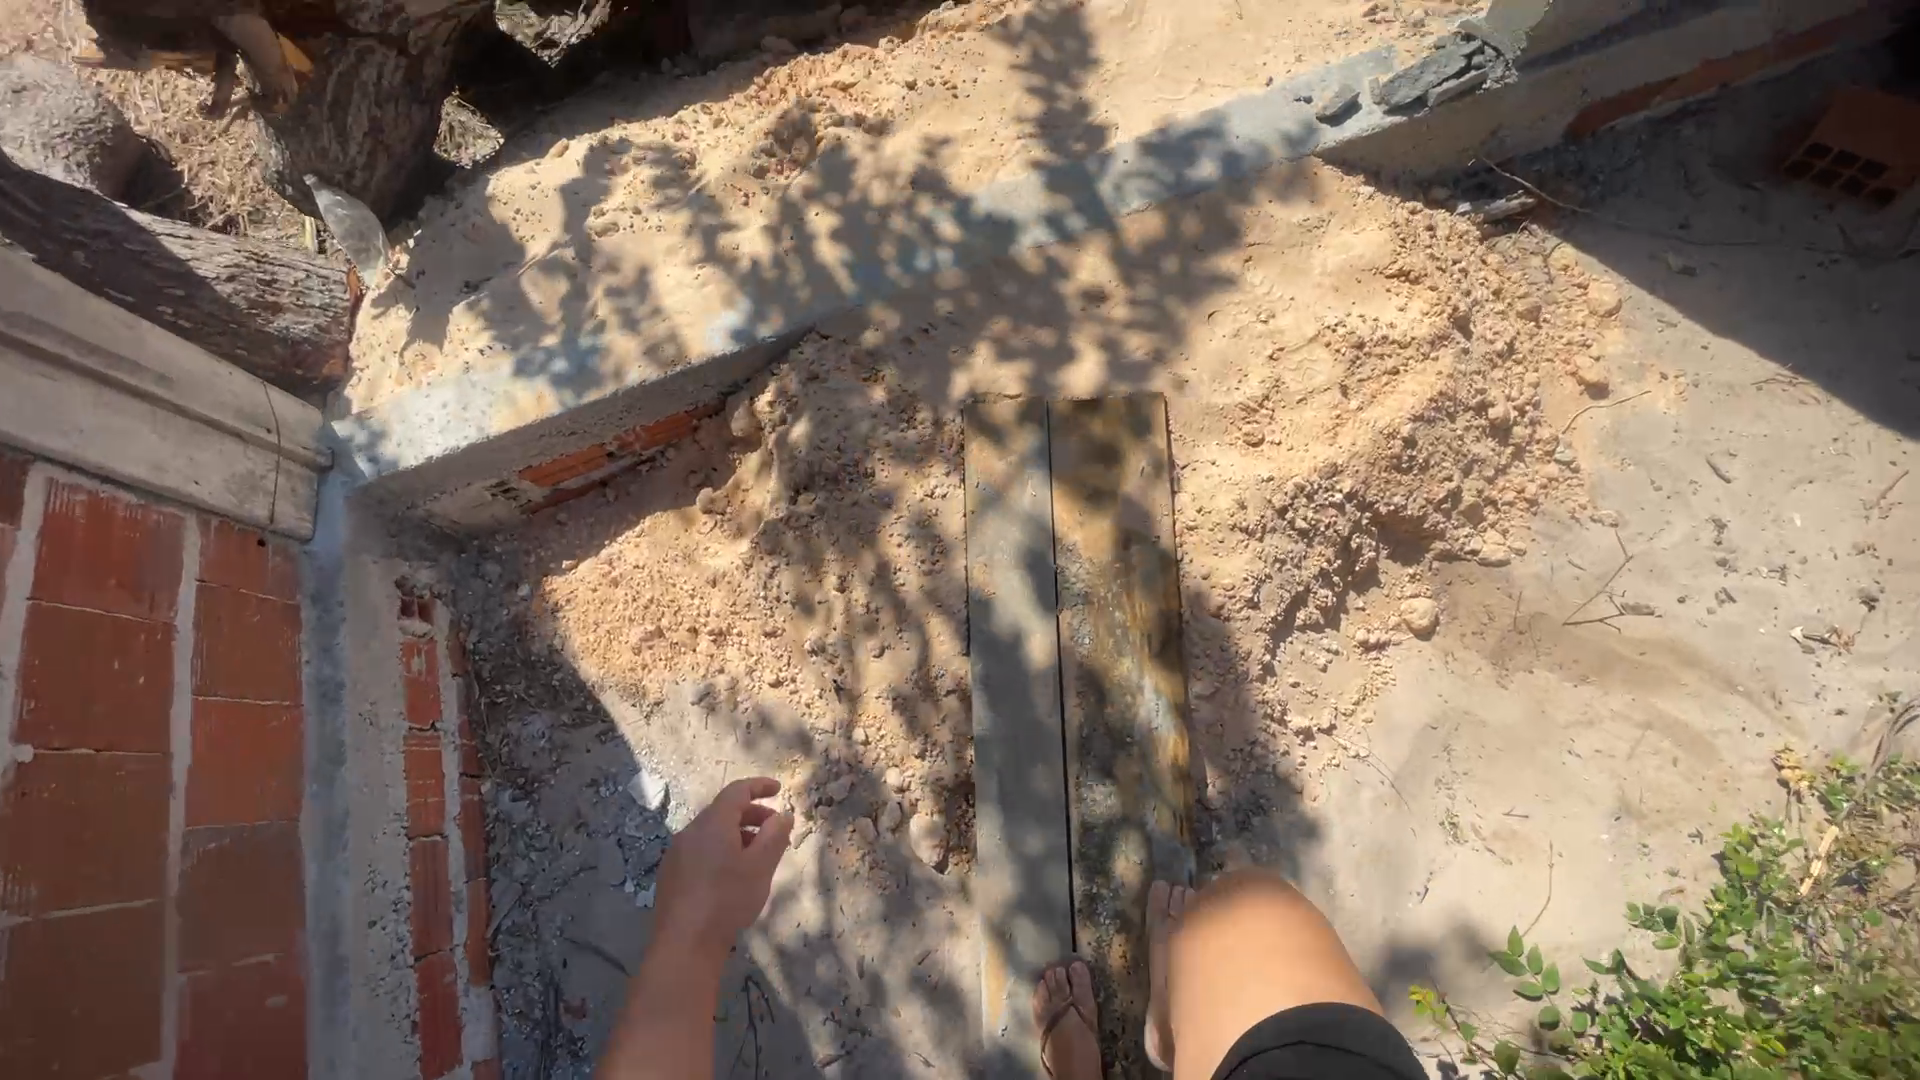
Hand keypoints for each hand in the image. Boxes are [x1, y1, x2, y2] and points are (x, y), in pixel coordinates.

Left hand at [654, 777, 792, 961]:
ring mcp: (677, 854)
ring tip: (757, 857)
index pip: (737, 791)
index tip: (779, 790)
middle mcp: (691, 832)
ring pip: (712, 833)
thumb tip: (784, 815)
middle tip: (775, 830)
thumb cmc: (727, 900)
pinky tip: (731, 876)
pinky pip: (700, 851)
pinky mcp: (670, 876)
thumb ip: (775, 835)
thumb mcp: (761, 866)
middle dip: (753, 815)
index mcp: (712, 823)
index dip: (760, 786)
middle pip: (724, 811)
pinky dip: (721, 851)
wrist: (684, 946)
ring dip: (738, 835)